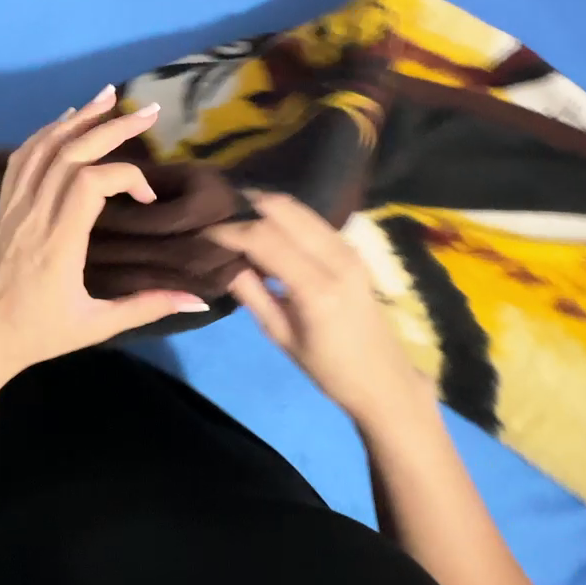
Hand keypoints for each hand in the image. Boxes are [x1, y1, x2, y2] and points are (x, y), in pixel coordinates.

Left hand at [0, 85, 209, 400]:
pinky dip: (45, 134)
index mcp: (58, 242)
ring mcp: (13, 207)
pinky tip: (65, 121)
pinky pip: (22, 159)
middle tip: (149, 111)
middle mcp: (34, 215)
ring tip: (108, 96)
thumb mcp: (96, 326)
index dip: (127, 177)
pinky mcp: (2, 208)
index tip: (146, 199)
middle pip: (71, 154)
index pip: (92, 182)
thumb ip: (147, 306)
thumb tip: (199, 298)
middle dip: (112, 127)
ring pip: (43, 148)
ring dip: (78, 119)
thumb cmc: (38, 335)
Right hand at [209, 190, 434, 417]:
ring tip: (233, 217)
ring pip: (297, 207)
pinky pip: (309, 218)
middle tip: (214, 216)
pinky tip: (262, 227)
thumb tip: (219, 261)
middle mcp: (336, 258)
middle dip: (244, 206)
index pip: (264, 238)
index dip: (228, 230)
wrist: (385, 378)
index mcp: (316, 288)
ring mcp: (348, 248)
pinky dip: (281, 216)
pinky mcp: (351, 247)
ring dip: (262, 207)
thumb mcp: (280, 335)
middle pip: (282, 209)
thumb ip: (250, 293)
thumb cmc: (328, 368)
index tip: (200, 231)